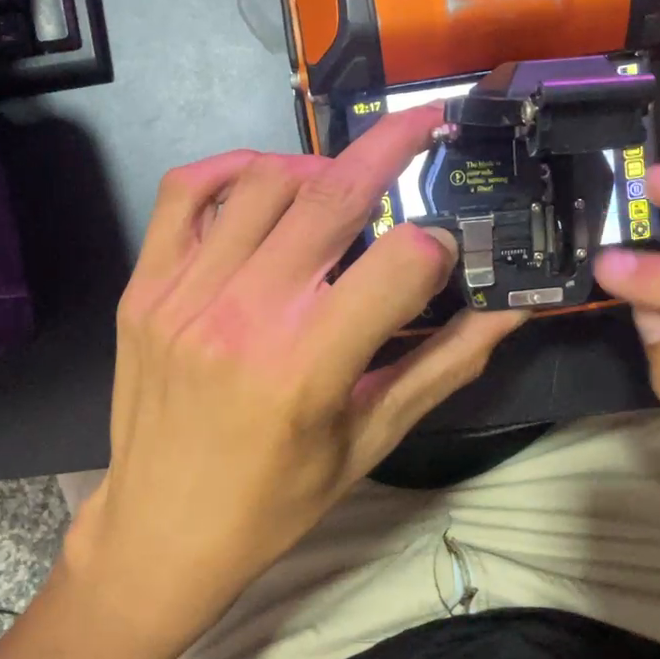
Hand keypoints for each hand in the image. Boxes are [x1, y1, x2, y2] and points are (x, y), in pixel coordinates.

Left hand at [63, 107, 524, 658]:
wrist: (161, 532)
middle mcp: (245, 316)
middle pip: (334, 195)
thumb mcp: (371, 441)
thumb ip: (444, 366)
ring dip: (320, 163)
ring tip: (343, 181)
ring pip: (267, 180)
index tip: (444, 251)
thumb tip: (513, 308)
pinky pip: (185, 191)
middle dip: (394, 147)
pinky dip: (233, 165)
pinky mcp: (146, 286)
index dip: (437, 244)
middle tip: (427, 126)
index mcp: (308, 367)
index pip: (399, 261)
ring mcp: (185, 294)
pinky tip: (267, 175)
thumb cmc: (277, 500)